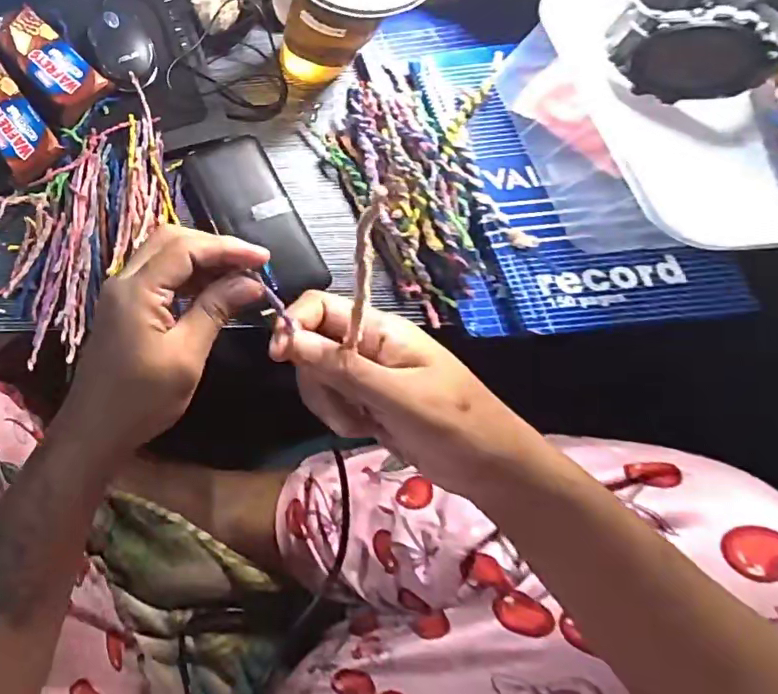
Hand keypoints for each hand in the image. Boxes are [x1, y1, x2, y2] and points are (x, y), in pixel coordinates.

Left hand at [60, 226, 268, 460]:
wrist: (94, 429)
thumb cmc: (141, 400)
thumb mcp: (186, 356)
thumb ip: (215, 310)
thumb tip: (250, 282)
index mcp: (136, 288)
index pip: (184, 247)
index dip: (226, 248)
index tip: (264, 258)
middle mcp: (124, 279)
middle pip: (170, 241)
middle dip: (213, 246)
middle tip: (252, 264)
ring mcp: (120, 291)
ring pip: (162, 255)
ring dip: (200, 259)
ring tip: (240, 275)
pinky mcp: (123, 305)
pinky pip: (156, 275)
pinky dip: (186, 276)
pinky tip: (212, 289)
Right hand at [270, 292, 552, 503]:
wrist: (497, 472)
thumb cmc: (457, 424)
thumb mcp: (398, 396)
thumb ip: (343, 367)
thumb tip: (289, 339)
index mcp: (379, 329)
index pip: (319, 306)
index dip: (293, 323)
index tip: (280, 357)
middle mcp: (366, 344)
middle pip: (310, 342)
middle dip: (315, 376)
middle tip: (341, 406)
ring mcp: (365, 372)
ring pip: (315, 373)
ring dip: (327, 401)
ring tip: (358, 424)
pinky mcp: (364, 398)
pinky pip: (330, 397)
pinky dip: (338, 416)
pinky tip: (364, 430)